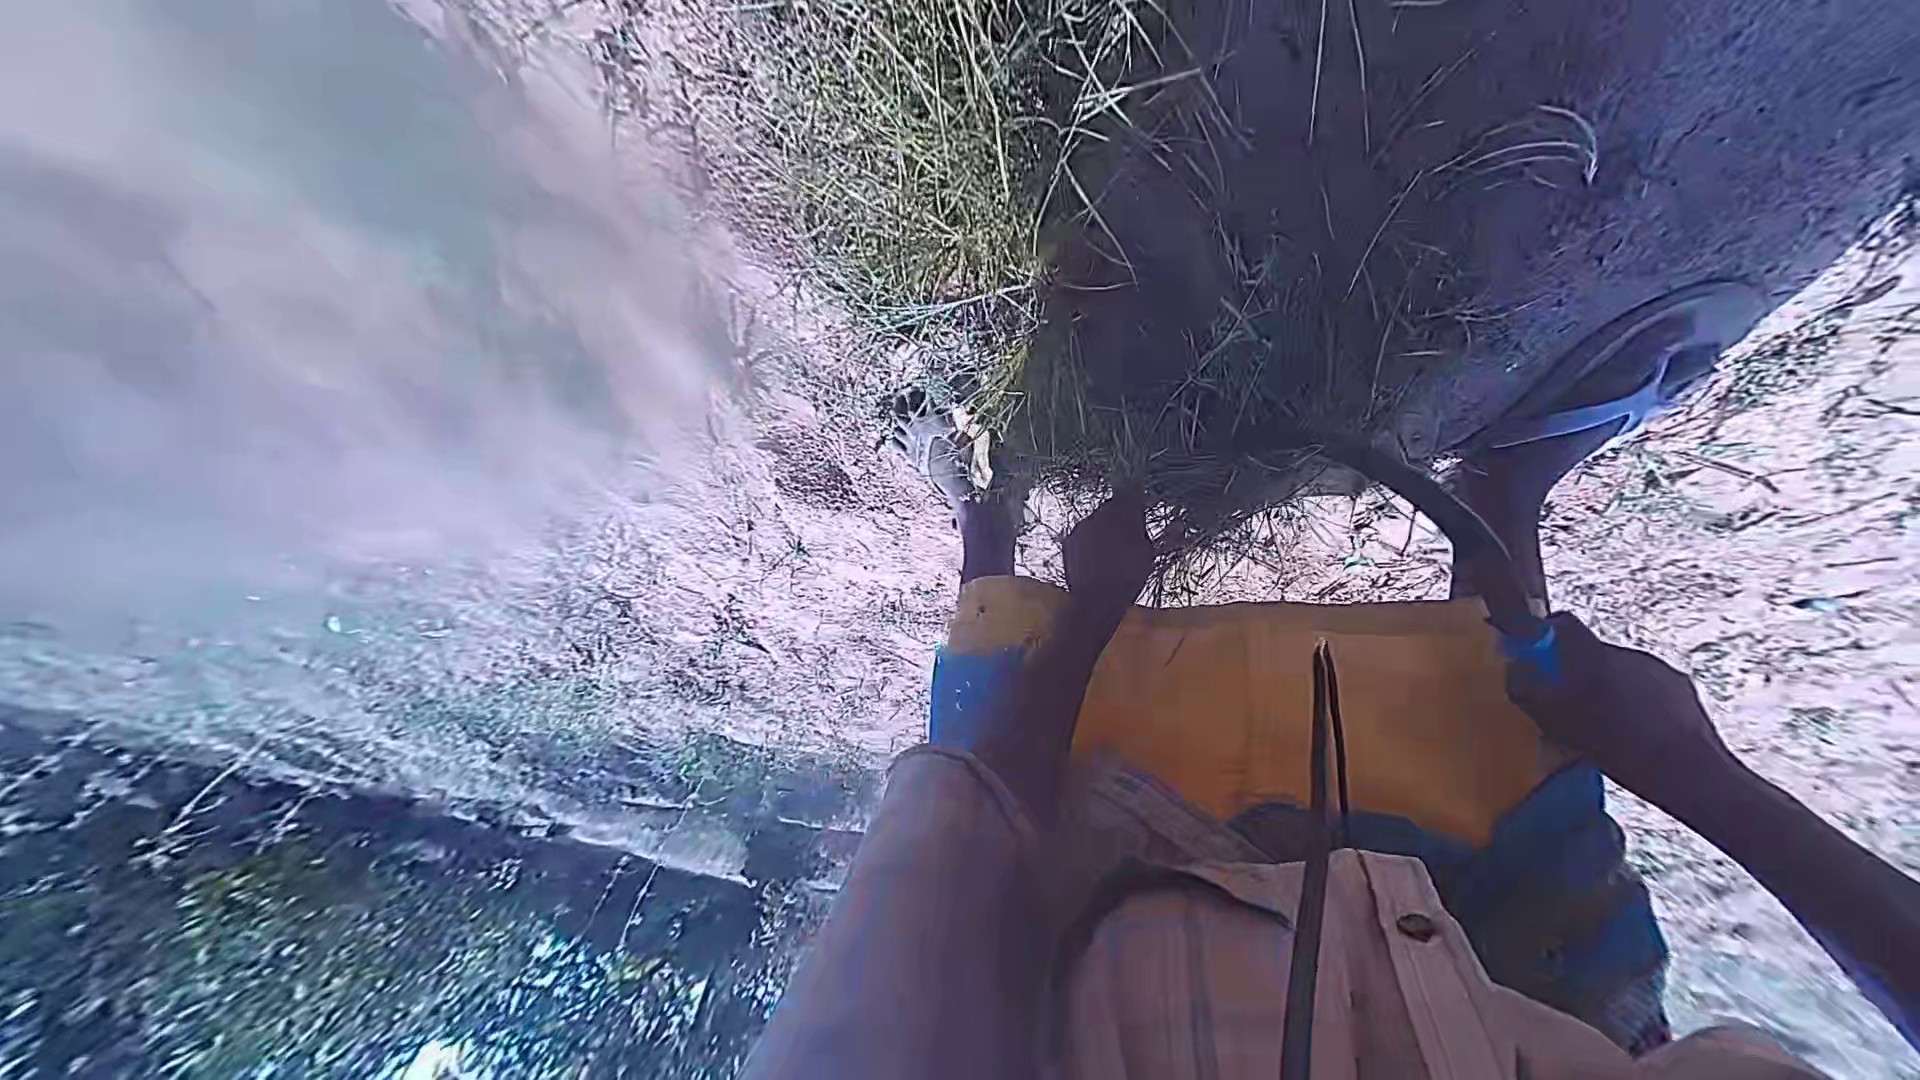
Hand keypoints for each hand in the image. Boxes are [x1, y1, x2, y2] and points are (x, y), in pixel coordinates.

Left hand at [1062, 487, 1153, 622]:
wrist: (1097, 597)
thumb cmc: (1128, 577)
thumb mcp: (1147, 553)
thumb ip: (1149, 532)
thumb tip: (1163, 523)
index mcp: (1122, 514)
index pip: (1130, 494)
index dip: (1134, 497)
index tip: (1137, 503)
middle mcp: (1099, 515)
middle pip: (1110, 507)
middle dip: (1118, 515)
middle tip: (1126, 531)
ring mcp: (1081, 527)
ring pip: (1094, 520)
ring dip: (1102, 527)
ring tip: (1110, 548)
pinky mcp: (1069, 541)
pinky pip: (1082, 534)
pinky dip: (1088, 540)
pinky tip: (1095, 556)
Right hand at [1506, 612, 1738, 809]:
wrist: (1692, 775)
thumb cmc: (1616, 744)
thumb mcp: (1553, 720)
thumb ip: (1529, 691)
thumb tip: (1515, 674)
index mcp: (1595, 655)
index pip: (1563, 622)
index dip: (1544, 631)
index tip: (1532, 649)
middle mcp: (1629, 654)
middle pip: (1591, 650)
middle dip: (1574, 667)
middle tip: (1562, 695)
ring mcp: (1662, 671)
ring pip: (1619, 669)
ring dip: (1605, 684)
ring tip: (1598, 717)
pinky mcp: (1686, 690)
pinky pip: (1647, 685)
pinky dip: (1634, 699)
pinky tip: (1630, 727)